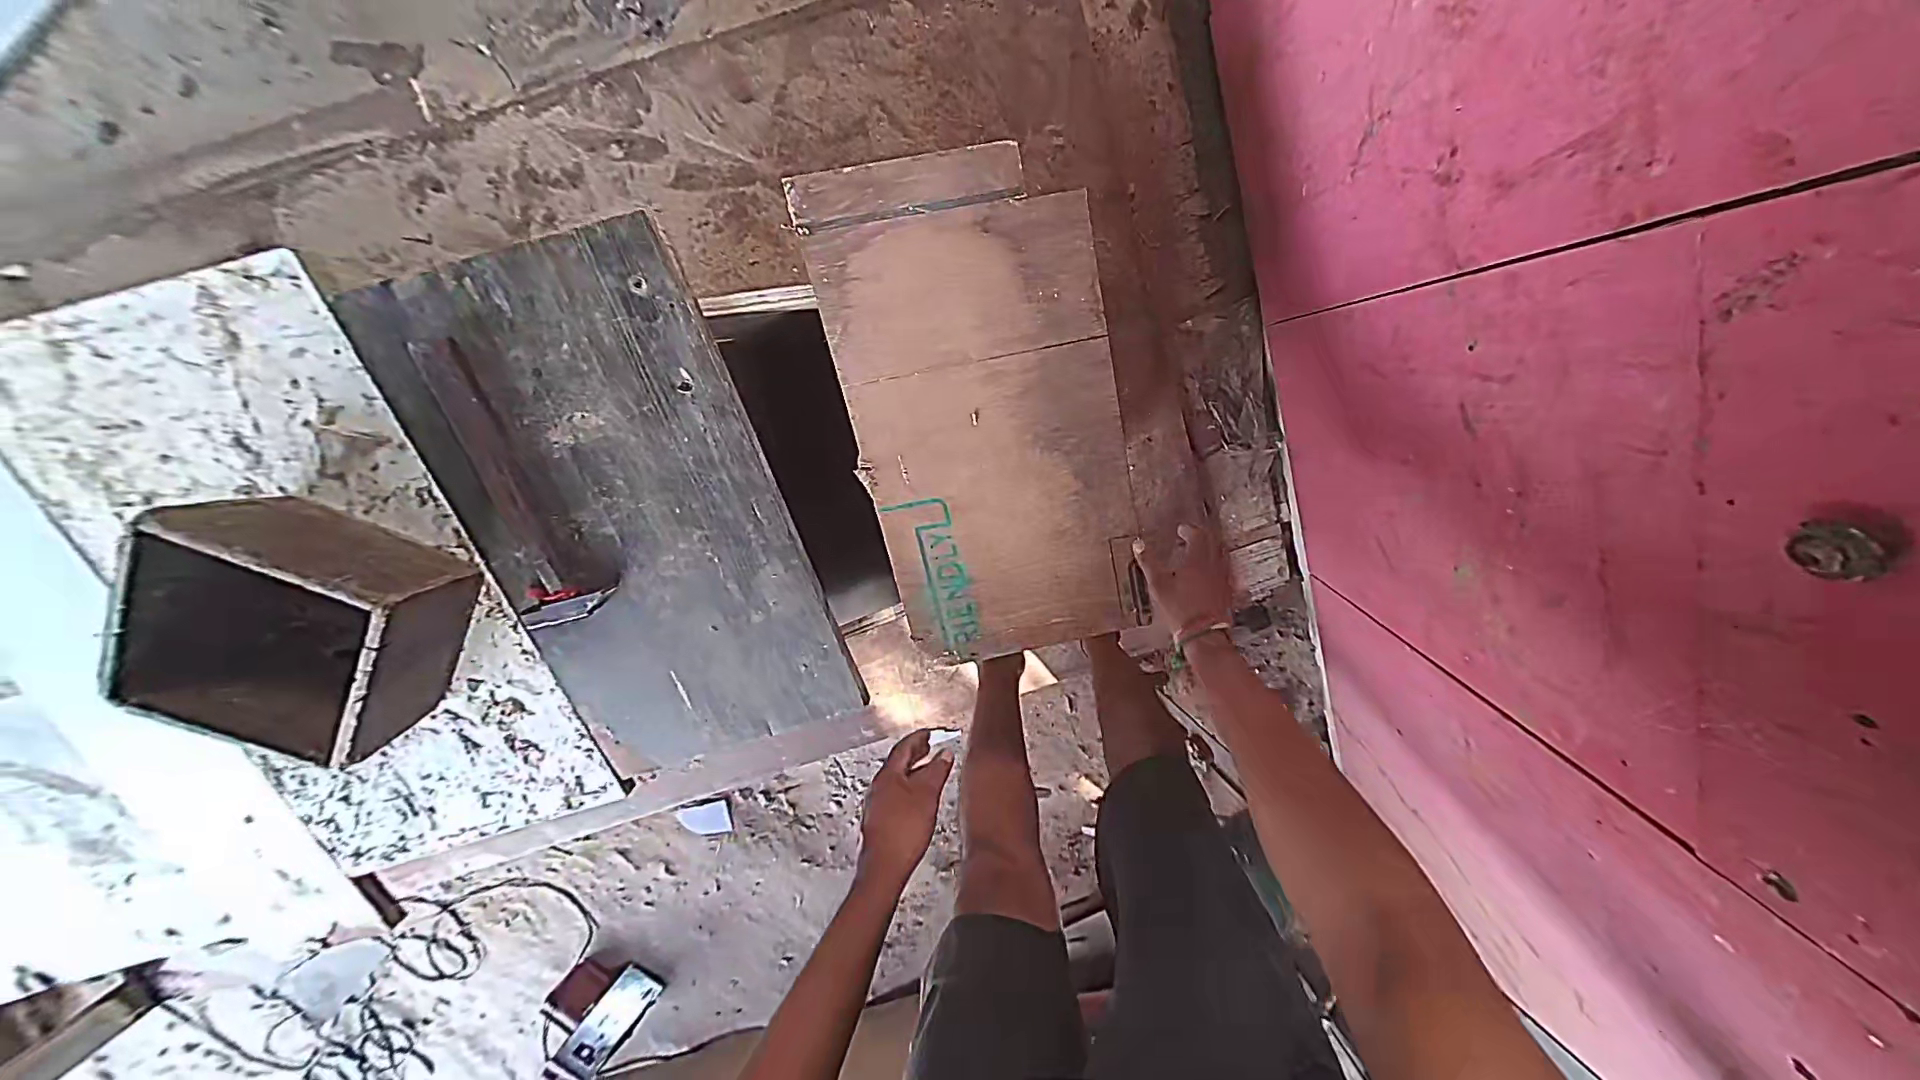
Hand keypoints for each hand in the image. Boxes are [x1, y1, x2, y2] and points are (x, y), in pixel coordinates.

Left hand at [856, 729, 954, 890]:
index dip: (919, 737)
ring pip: (897, 779)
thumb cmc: (903, 832)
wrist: (885, 866)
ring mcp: (877, 804)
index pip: (904, 747)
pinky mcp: (880, 820)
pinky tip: (920, 798)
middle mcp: (879, 787)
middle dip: (916, 753)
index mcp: (888, 776)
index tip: (930, 732)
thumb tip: (944, 754)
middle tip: (930, 745)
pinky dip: (909, 788)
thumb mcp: (927, 796)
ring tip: (930, 769)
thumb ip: (937, 771)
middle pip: (899, 762)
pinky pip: (896, 794)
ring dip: (914, 771)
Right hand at [1133, 523, 1232, 646]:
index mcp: (1197, 559)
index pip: (1197, 535)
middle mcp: (1213, 565)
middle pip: (1213, 542)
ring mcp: (1223, 577)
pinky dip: (1219, 564)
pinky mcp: (1227, 590)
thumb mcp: (1158, 584)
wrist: (1203, 632)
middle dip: (1202, 536)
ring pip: (1222, 554)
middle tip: (1193, 536)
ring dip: (1212, 548)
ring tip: (1202, 550)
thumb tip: (1138, 546)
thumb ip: (1148, 563)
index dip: (1189, 530)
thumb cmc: (1180, 609)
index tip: (1182, 530)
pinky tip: (1212, 571)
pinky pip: (1226, 569)